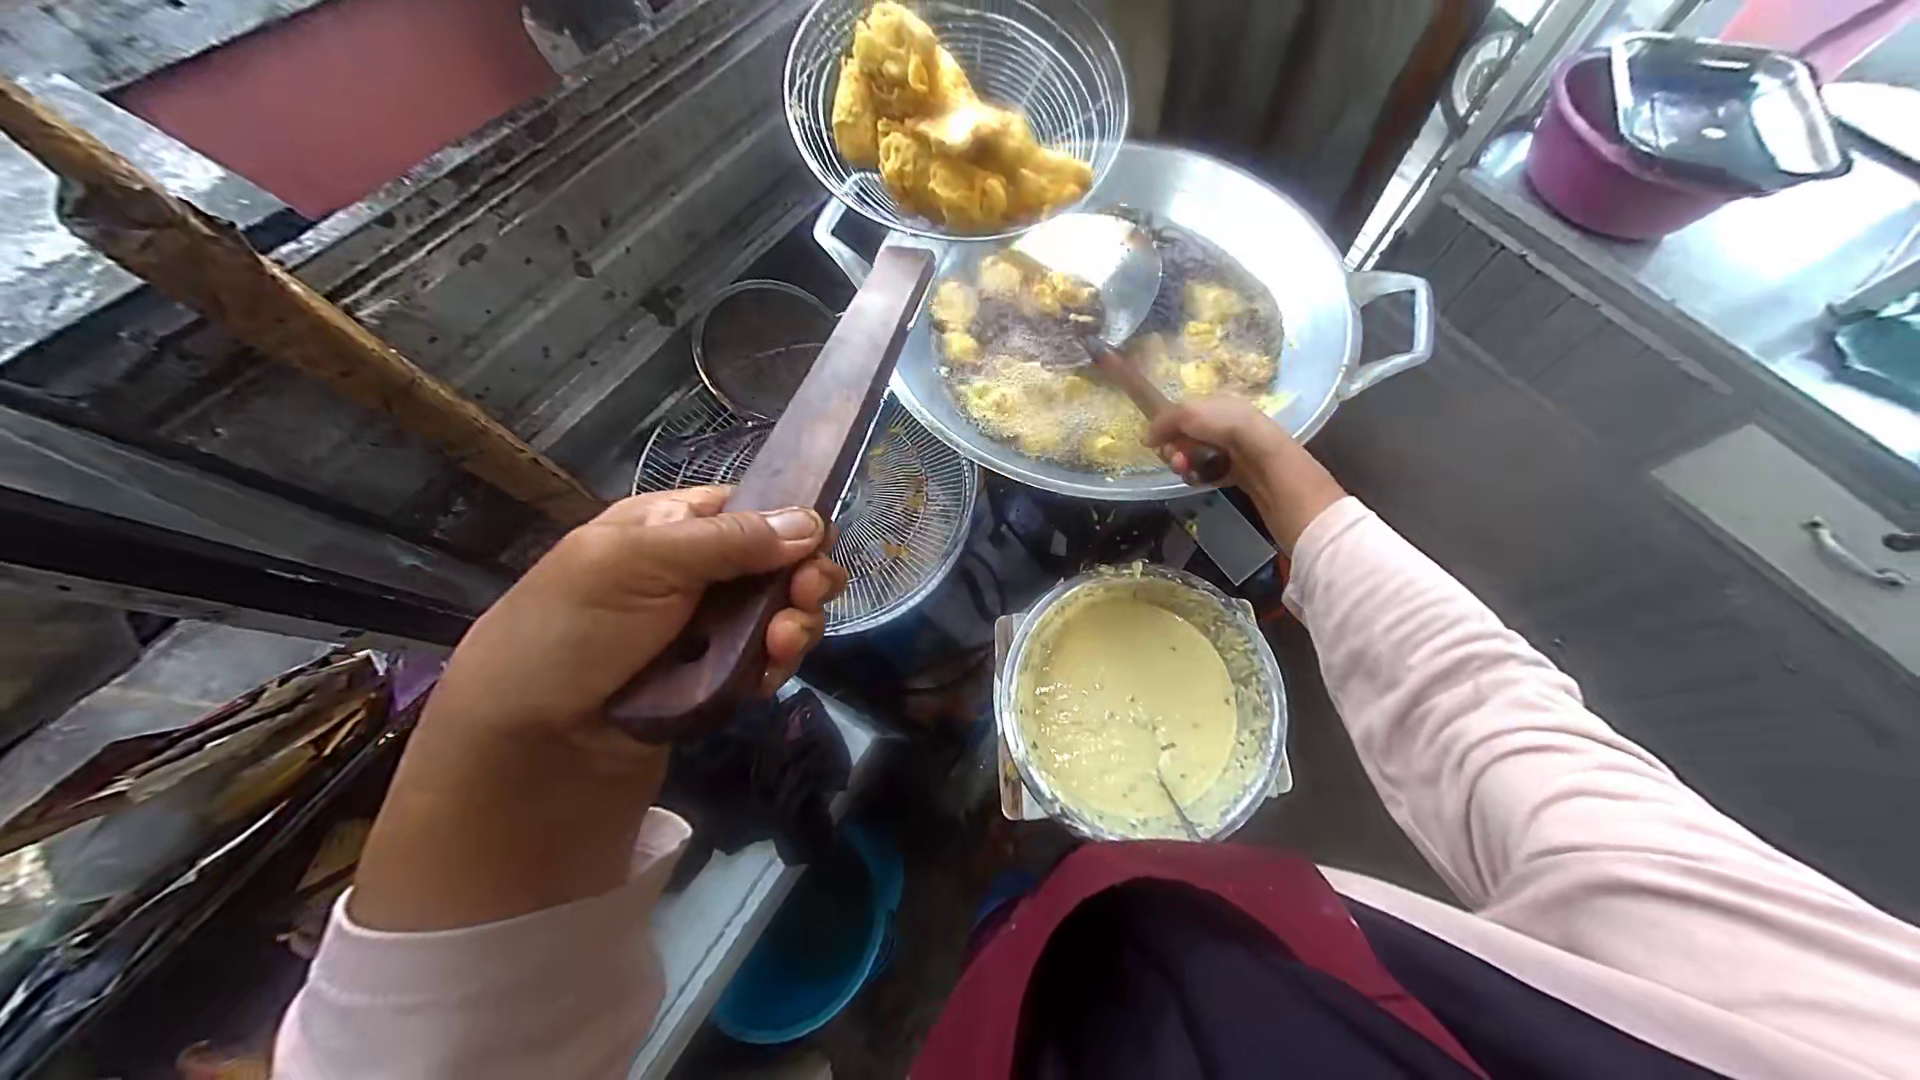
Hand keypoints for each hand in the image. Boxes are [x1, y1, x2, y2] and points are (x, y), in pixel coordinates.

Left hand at [352, 487, 845, 931]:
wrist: (530, 748)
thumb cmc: (570, 631)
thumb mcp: (635, 562)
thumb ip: (728, 539)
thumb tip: (813, 522)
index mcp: (671, 526)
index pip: (749, 507)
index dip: (790, 520)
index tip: (820, 541)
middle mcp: (698, 571)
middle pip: (778, 560)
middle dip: (803, 575)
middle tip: (809, 594)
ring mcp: (711, 626)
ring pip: (782, 610)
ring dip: (797, 622)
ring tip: (783, 644)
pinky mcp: (721, 675)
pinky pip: (770, 657)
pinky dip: (779, 662)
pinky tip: (768, 675)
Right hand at [1146, 396, 1346, 551]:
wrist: (1287, 486)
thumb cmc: (1247, 446)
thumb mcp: (1204, 418)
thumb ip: (1173, 419)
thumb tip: (1150, 434)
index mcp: (1229, 405)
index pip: (1186, 409)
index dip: (1167, 423)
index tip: (1154, 442)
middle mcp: (1233, 423)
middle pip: (1189, 432)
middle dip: (1175, 445)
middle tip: (1175, 461)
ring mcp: (1238, 451)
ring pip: (1197, 454)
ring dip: (1184, 463)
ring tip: (1185, 474)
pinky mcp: (1242, 475)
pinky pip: (1210, 472)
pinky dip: (1198, 476)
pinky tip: (1196, 482)